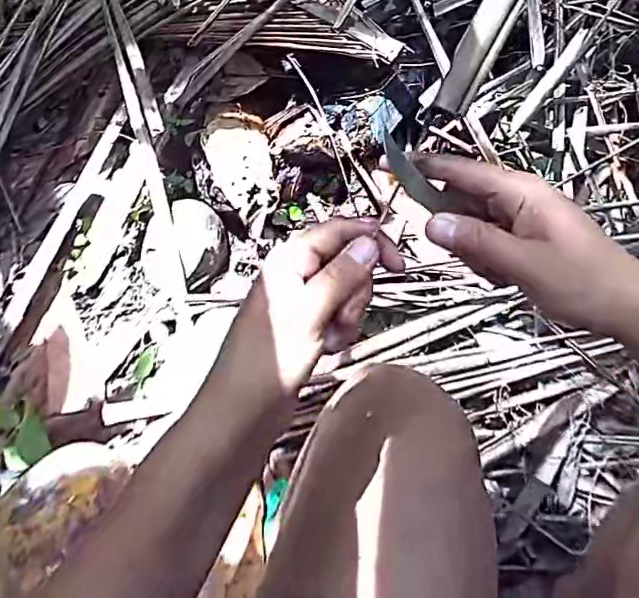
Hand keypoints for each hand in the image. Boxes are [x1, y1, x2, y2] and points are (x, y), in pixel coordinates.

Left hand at [209, 217, 402, 412]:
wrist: (242, 409)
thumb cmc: (263, 362)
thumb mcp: (309, 312)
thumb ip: (341, 275)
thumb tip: (368, 244)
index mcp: (290, 257)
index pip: (340, 229)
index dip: (371, 240)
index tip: (397, 262)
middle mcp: (295, 271)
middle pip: (349, 261)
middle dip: (356, 291)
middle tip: (342, 315)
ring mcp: (302, 298)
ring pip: (348, 290)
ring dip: (348, 315)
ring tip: (329, 335)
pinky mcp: (307, 321)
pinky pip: (340, 314)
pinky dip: (341, 330)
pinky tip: (325, 346)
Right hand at [414, 155, 638, 335]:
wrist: (633, 309)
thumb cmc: (585, 282)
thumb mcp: (523, 264)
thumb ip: (474, 241)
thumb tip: (432, 223)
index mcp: (519, 190)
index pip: (458, 169)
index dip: (419, 166)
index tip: (387, 166)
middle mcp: (518, 196)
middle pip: (462, 198)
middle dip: (456, 230)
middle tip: (475, 260)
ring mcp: (523, 215)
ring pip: (473, 222)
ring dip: (474, 250)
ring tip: (501, 274)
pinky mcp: (527, 234)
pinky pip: (489, 238)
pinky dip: (488, 258)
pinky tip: (507, 277)